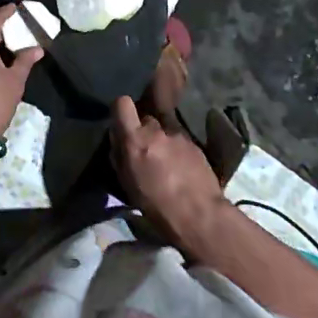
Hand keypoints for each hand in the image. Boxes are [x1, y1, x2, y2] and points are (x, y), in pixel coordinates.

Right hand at [110, 95, 228, 247]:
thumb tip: (118, 139)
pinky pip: (178, 137)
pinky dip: (176, 147)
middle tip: (145, 147)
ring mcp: (177, 133)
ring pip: (163, 126)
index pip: (122, 103)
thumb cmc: (157, 206)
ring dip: (161, 137)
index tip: (122, 123)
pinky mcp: (194, 141)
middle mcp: (156, 130)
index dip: (120, 110)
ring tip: (165, 160)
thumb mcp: (128, 184)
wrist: (199, 214)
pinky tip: (181, 166)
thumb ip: (120, 156)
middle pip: (145, 116)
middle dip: (143, 128)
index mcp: (135, 140)